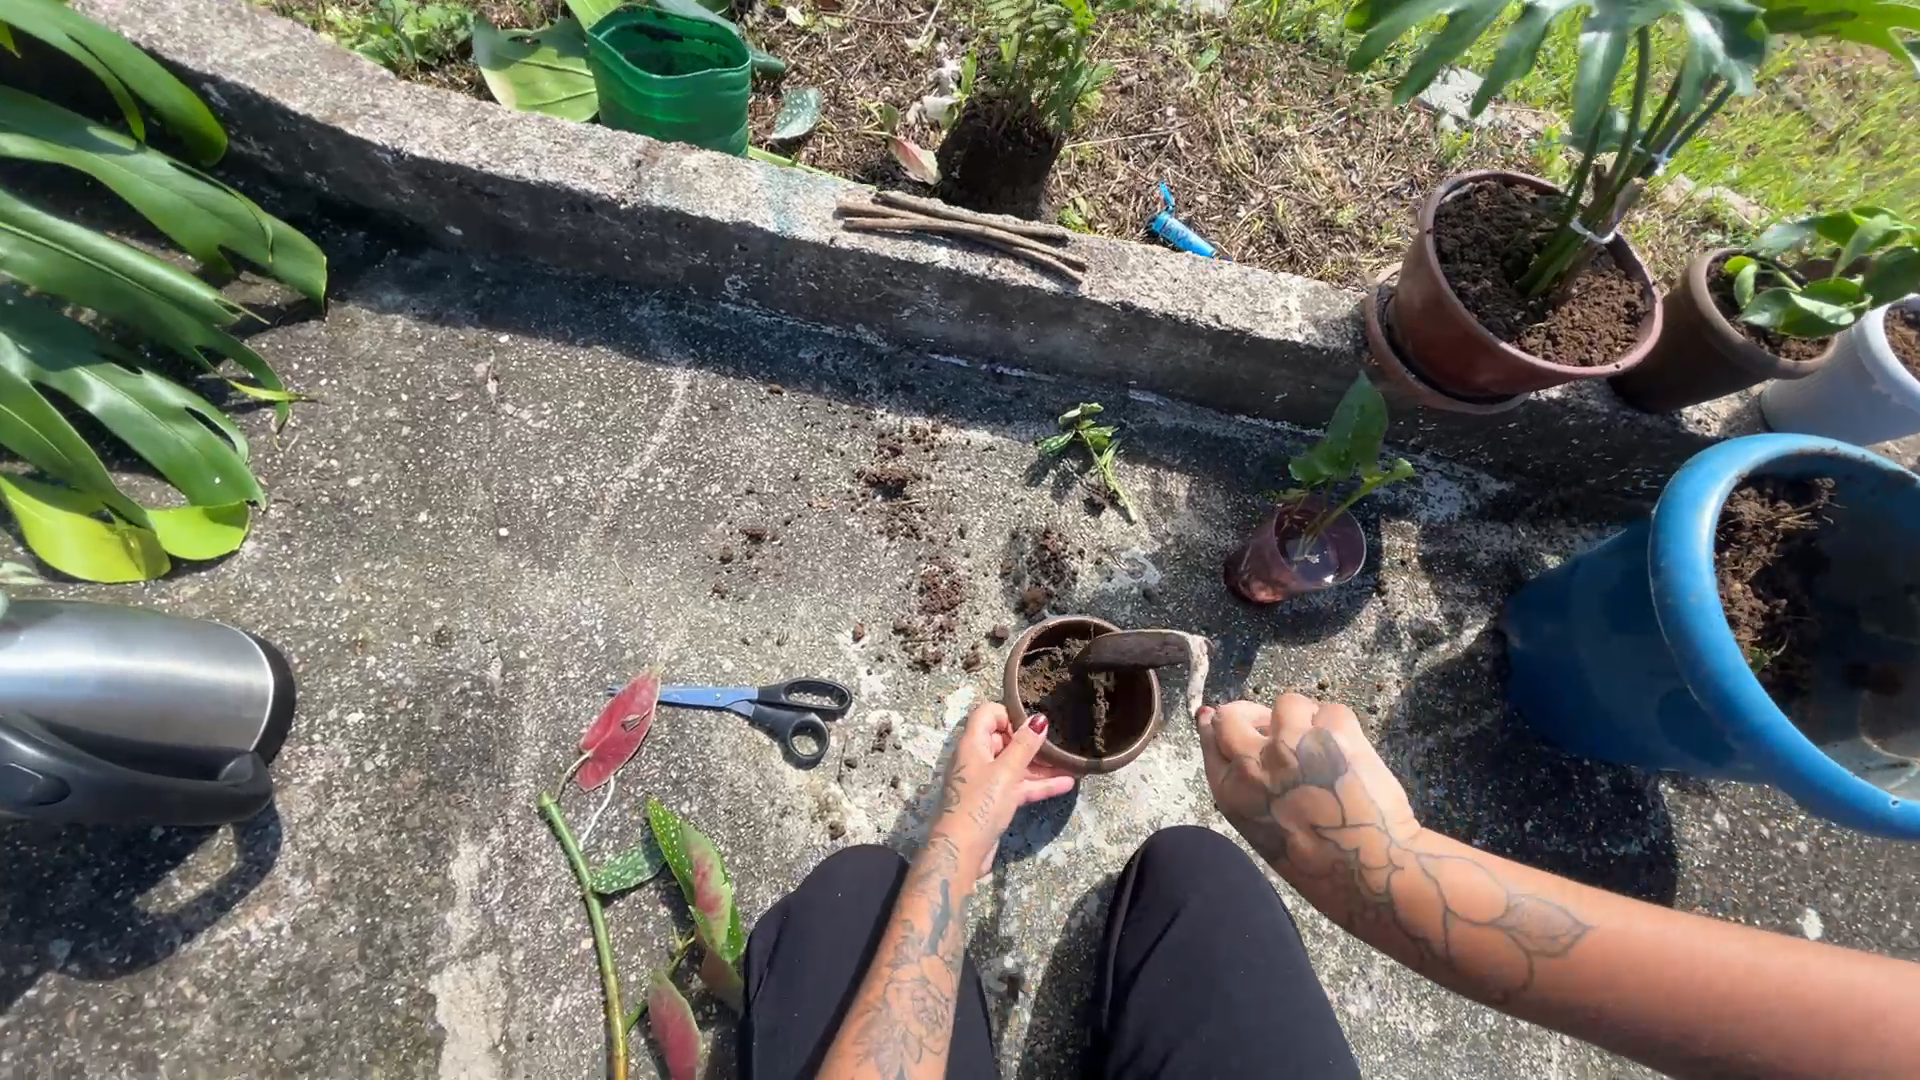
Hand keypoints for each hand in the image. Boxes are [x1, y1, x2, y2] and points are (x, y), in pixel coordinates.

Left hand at [931, 702, 1076, 877]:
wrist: (961, 853)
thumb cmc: (980, 805)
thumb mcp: (1006, 772)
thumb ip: (1024, 745)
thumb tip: (1039, 718)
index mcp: (973, 744)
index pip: (988, 714)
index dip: (1009, 715)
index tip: (1032, 726)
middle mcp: (978, 758)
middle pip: (1005, 739)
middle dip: (1031, 741)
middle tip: (1058, 743)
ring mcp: (986, 781)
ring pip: (1015, 765)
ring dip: (1040, 764)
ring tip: (1070, 763)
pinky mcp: (995, 802)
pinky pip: (1019, 785)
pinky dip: (1039, 784)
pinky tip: (1066, 783)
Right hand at [1197, 693, 1420, 893]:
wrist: (1374, 874)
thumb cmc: (1319, 865)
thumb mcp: (1262, 830)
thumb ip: (1245, 788)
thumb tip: (1245, 746)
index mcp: (1231, 792)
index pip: (1209, 740)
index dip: (1217, 727)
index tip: (1226, 722)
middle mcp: (1252, 764)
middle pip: (1233, 714)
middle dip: (1251, 715)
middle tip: (1276, 728)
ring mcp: (1290, 744)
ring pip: (1287, 703)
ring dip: (1303, 718)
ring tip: (1321, 744)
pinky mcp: (1330, 734)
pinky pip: (1331, 710)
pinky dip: (1340, 725)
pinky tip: (1348, 750)